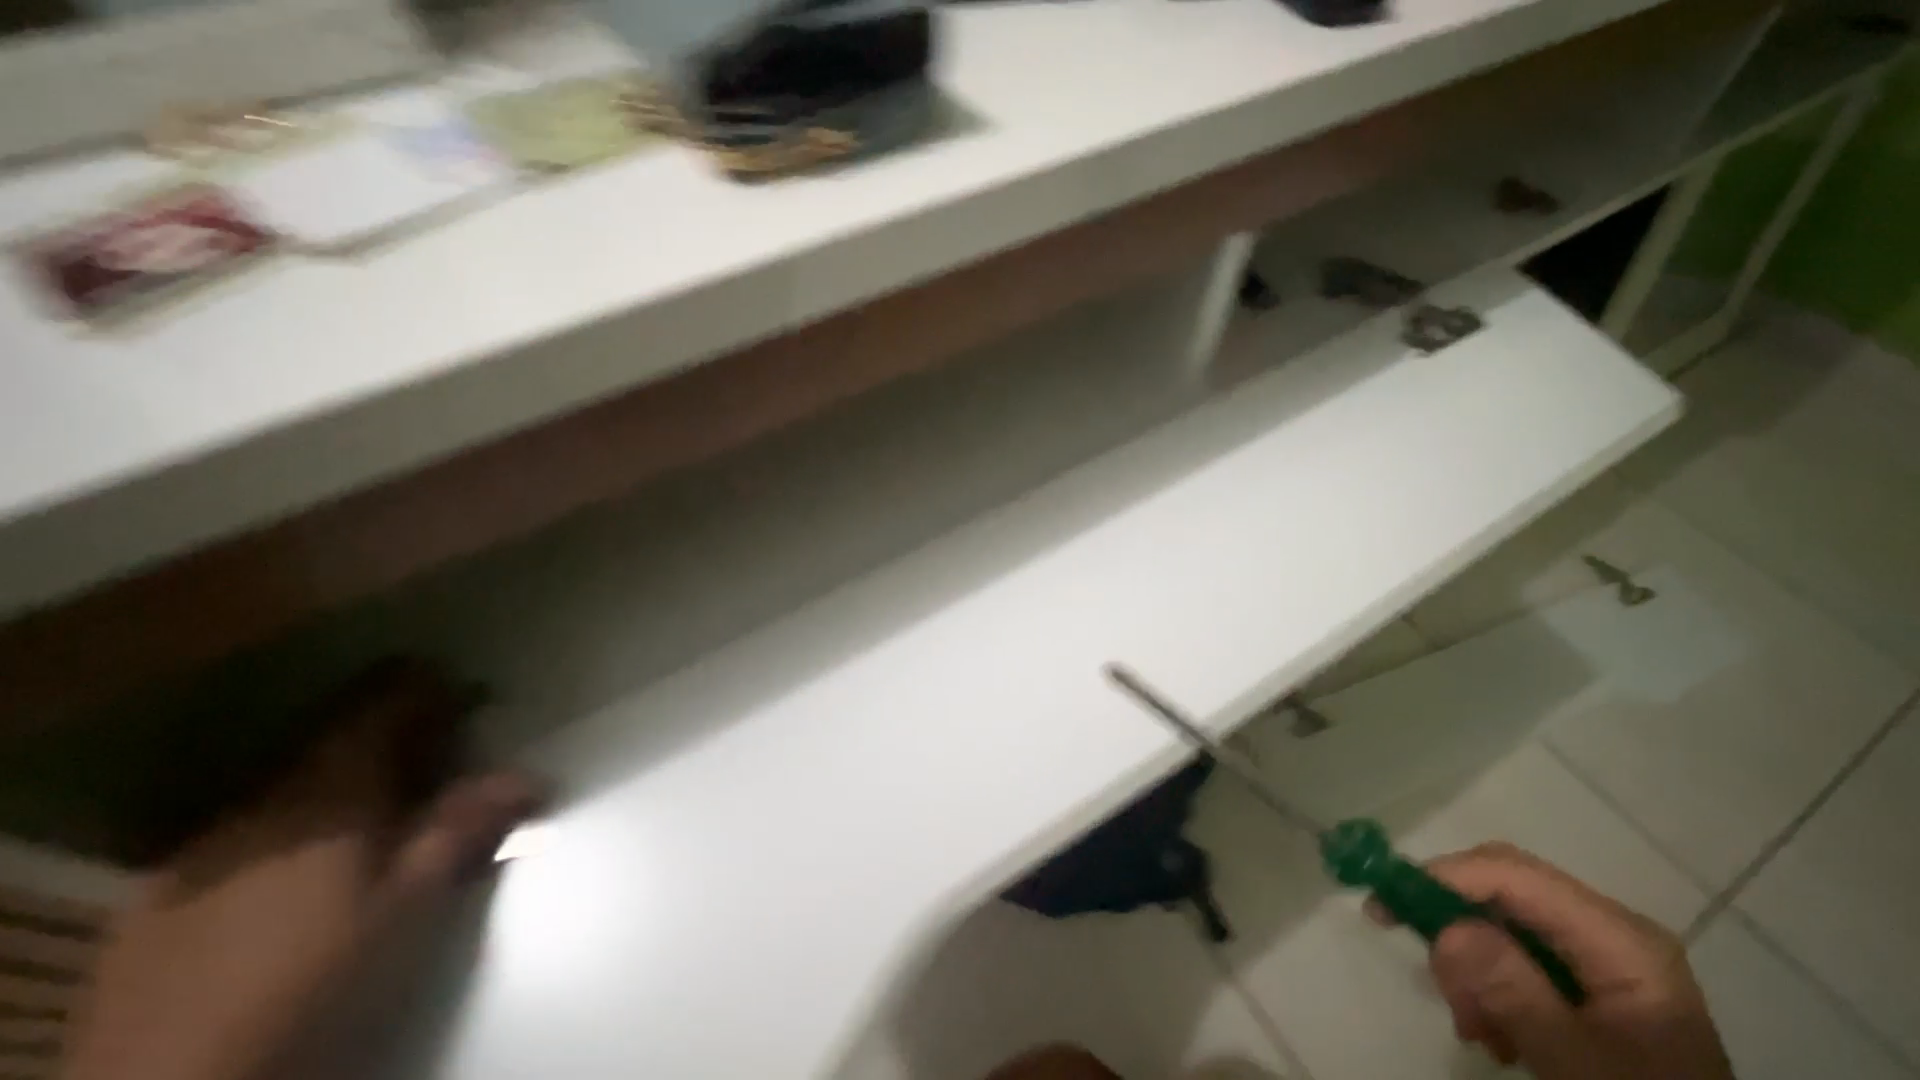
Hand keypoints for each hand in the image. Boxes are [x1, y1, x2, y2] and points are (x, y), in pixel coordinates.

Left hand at [61, 662, 541, 1079]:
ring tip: (373, 809)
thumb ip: (464, 829)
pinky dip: (289, 821)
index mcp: (331, 792)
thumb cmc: (319, 978)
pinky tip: (298, 866)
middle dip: (386, 734)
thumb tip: (530, 775)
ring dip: (338, 780)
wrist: (171, 1076)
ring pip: (289, 783)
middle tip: (431, 752)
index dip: (423, 689)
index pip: (381, 709)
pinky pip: (246, 824)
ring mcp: (207, 839)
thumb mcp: (411, 906)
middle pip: (334, 739)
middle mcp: (265, 797)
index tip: (459, 687)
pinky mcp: (164, 887)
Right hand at [1404, 843, 1733, 1079]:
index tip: (1382, 901)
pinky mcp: (1587, 979)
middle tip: (1439, 986)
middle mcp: (1609, 930)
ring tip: (1475, 1027)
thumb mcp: (1580, 1064)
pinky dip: (1488, 983)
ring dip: (1469, 965)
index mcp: (1620, 939)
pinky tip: (1494, 1029)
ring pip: (1499, 920)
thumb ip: (1517, 996)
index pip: (1514, 874)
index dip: (1443, 876)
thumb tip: (1446, 929)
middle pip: (1503, 888)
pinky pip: (1515, 953)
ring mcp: (1599, 954)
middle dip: (1454, 926)